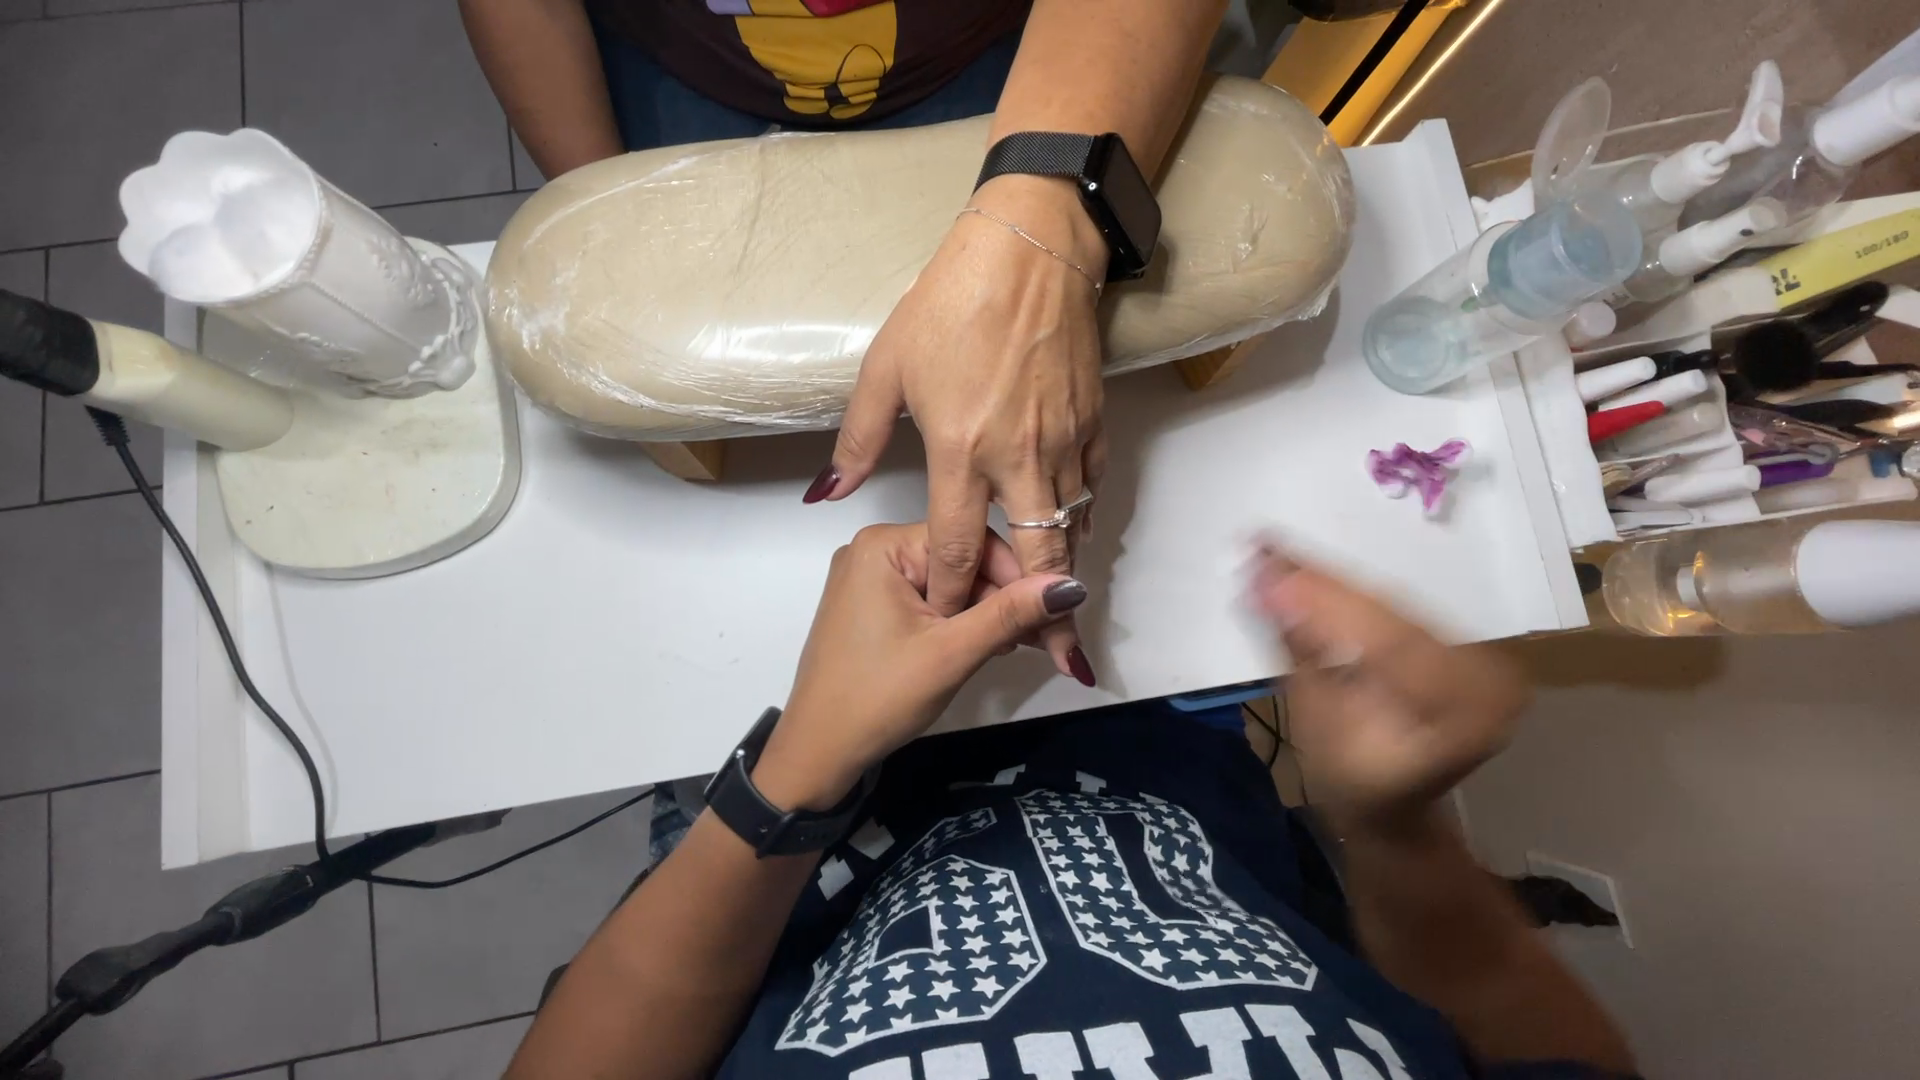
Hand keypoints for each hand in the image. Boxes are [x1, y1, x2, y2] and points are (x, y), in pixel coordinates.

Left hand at [753, 523, 1088, 811]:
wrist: (818, 753)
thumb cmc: (878, 699)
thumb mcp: (951, 653)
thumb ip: (1010, 614)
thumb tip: (1072, 583)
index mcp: (884, 544)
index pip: (972, 540)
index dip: (1018, 576)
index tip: (1055, 615)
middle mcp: (874, 549)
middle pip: (962, 561)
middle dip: (1004, 600)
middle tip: (1044, 641)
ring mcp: (871, 579)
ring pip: (950, 583)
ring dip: (986, 614)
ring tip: (1016, 647)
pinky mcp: (873, 607)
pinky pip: (929, 600)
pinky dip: (959, 622)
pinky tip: (985, 646)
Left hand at [805, 175, 1108, 687]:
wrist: (1030, 249)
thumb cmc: (949, 305)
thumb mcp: (886, 368)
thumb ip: (860, 440)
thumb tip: (828, 492)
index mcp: (961, 452)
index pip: (953, 551)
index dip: (950, 597)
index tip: (947, 625)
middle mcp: (1019, 459)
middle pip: (1034, 558)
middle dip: (1040, 614)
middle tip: (1051, 653)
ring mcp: (1064, 442)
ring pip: (1071, 529)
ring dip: (1063, 572)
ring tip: (1057, 608)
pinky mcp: (1094, 423)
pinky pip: (1092, 490)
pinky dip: (1081, 521)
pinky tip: (1070, 536)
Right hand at [1246, 544, 1527, 830]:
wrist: (1390, 807)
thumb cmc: (1352, 784)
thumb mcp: (1319, 723)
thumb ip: (1301, 647)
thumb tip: (1266, 583)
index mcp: (1466, 703)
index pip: (1384, 632)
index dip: (1320, 593)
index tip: (1265, 557)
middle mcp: (1486, 669)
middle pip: (1387, 610)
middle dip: (1316, 580)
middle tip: (1258, 545)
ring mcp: (1476, 653)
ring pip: (1386, 602)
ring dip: (1323, 580)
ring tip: (1269, 553)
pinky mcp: (1456, 642)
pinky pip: (1390, 607)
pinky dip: (1342, 593)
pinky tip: (1300, 572)